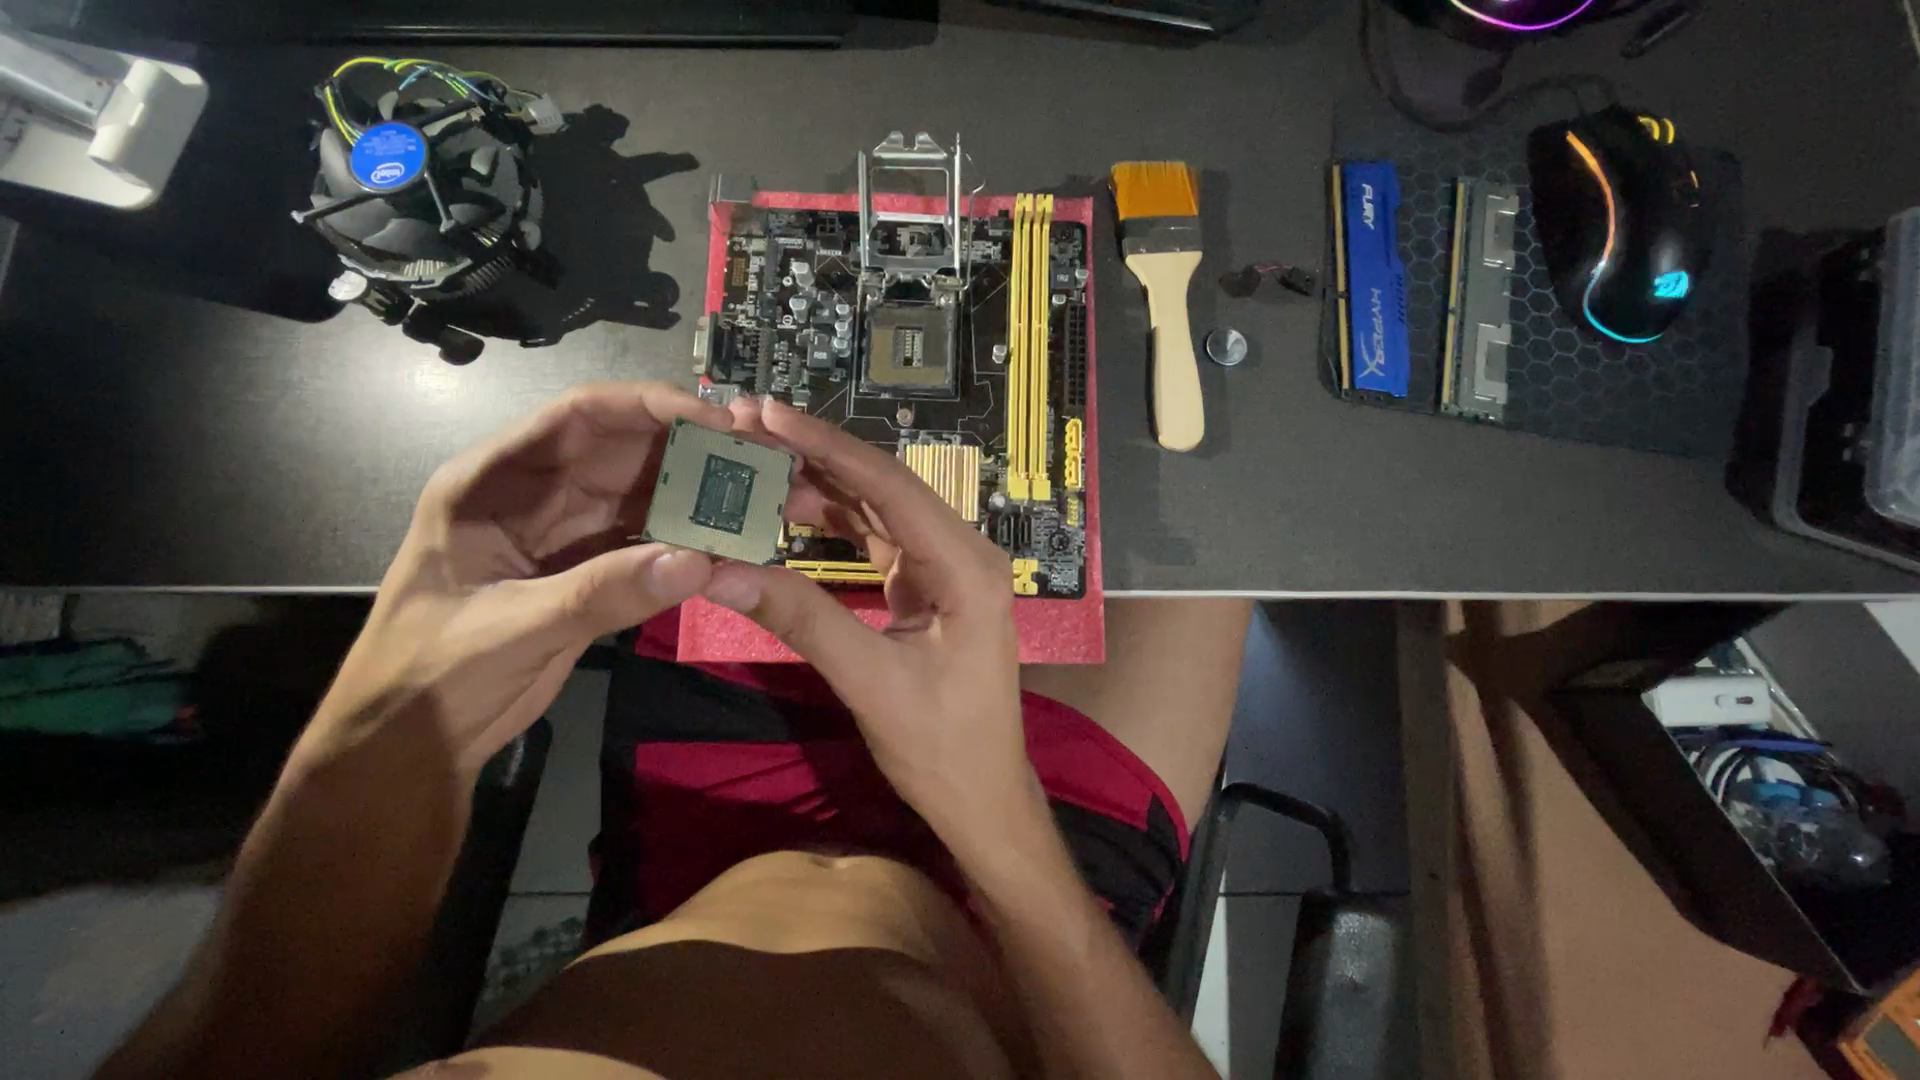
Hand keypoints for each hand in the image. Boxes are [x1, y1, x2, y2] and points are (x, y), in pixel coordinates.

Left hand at [301, 382, 732, 776]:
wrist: (414, 743)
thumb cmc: (433, 675)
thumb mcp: (512, 628)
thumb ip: (602, 593)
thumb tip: (698, 558)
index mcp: (490, 482)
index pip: (576, 418)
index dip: (647, 406)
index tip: (715, 420)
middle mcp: (533, 493)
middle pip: (620, 449)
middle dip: (687, 447)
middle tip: (756, 457)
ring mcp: (565, 531)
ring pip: (641, 493)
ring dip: (694, 493)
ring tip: (755, 494)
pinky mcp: (589, 568)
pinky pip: (647, 540)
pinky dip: (685, 540)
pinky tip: (725, 542)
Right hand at [704, 398, 1041, 843]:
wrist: (982, 796)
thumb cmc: (942, 747)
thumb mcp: (870, 682)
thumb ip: (802, 619)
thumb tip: (720, 569)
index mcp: (967, 566)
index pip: (890, 487)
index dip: (826, 447)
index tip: (766, 414)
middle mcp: (963, 552)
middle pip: (883, 487)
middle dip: (816, 456)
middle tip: (744, 427)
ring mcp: (945, 567)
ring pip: (877, 509)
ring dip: (820, 485)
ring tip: (753, 460)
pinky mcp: (926, 586)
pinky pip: (876, 539)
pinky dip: (832, 523)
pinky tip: (787, 509)